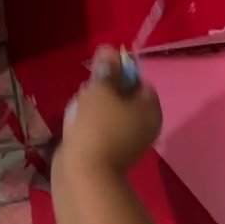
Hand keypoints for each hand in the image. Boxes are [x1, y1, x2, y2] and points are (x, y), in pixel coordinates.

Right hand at [57, 45, 161, 175]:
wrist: (84, 173)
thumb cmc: (96, 126)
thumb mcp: (101, 89)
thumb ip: (106, 68)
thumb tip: (110, 50)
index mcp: (150, 109)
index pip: (139, 81)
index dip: (119, 75)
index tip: (99, 77)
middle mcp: (144, 126)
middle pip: (123, 97)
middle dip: (102, 92)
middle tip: (86, 95)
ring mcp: (127, 142)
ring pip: (108, 113)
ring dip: (91, 108)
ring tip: (76, 111)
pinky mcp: (109, 153)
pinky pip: (100, 130)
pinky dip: (88, 126)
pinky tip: (74, 127)